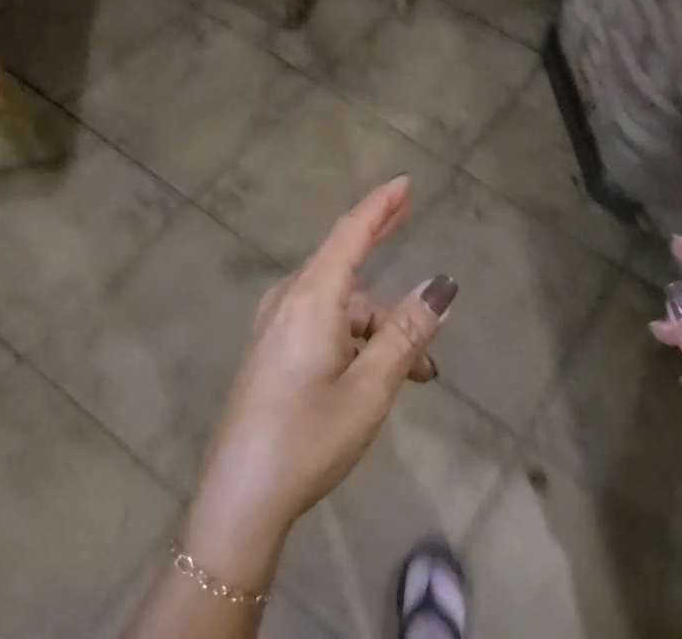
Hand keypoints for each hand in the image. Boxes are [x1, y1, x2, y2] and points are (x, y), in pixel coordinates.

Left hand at [182, 176, 457, 589]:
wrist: (239, 500)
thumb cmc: (308, 437)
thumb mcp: (371, 387)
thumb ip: (406, 332)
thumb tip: (442, 284)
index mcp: (311, 300)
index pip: (349, 234)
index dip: (379, 206)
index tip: (404, 182)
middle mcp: (288, 303)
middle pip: (343, 264)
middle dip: (379, 245)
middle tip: (410, 216)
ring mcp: (274, 329)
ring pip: (339, 306)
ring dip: (380, 325)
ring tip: (421, 372)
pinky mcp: (271, 354)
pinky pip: (322, 326)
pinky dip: (357, 339)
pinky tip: (381, 374)